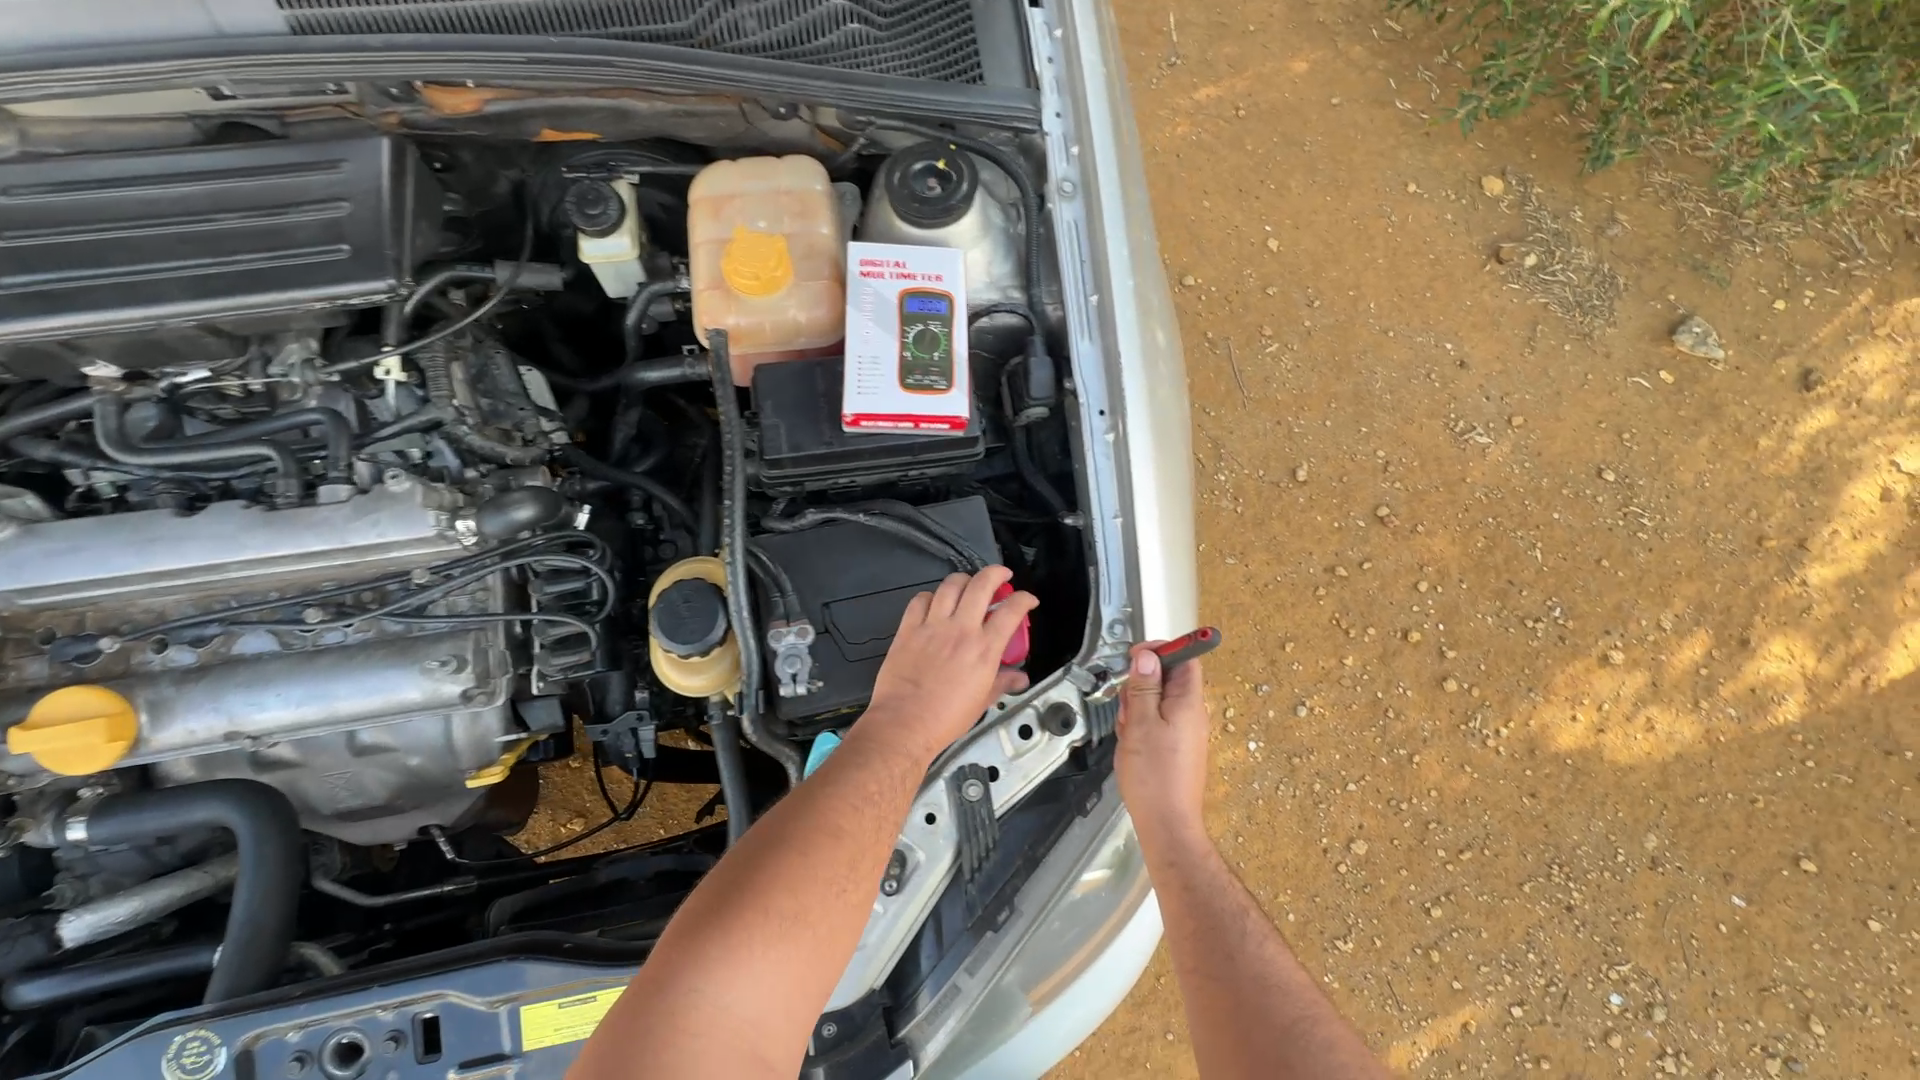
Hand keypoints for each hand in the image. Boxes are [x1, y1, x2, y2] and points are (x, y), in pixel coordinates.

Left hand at [864, 566, 1037, 760]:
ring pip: (950, 585)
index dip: (1025, 599)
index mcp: (984, 649)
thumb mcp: (983, 701)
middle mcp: (960, 630)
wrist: (905, 723)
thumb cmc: (946, 718)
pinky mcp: (908, 629)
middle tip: (1002, 575)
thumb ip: (1003, 683)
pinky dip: (931, 596)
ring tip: (969, 585)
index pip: (1012, 611)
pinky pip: (920, 600)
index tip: (1028, 599)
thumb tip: (1020, 678)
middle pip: (981, 584)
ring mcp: (932, 626)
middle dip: (996, 573)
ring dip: (964, 580)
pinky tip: (935, 603)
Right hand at [1115, 643, 1210, 849]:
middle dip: (1141, 685)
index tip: (1136, 656)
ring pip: (1158, 701)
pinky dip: (1141, 726)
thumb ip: (1143, 687)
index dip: (1162, 649)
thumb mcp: (1140, 723)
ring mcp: (1185, 731)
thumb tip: (1147, 656)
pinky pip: (1158, 722)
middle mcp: (1192, 714)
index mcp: (1189, 702)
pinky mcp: (1177, 747)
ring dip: (1138, 707)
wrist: (1166, 823)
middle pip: (1168, 679)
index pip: (1185, 658)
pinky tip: (1132, 744)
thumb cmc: (1154, 776)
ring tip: (1129, 730)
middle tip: (1128, 704)